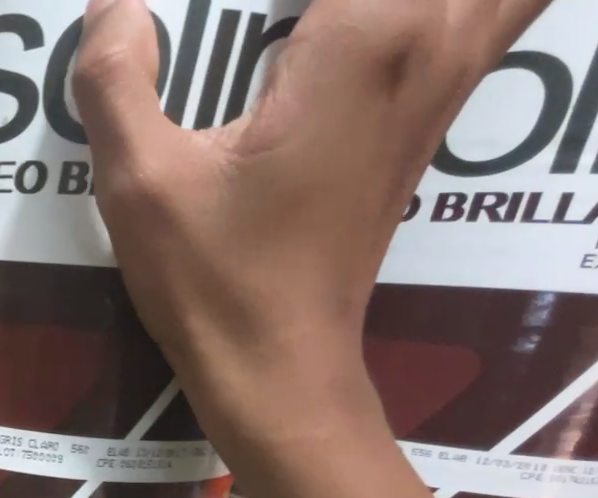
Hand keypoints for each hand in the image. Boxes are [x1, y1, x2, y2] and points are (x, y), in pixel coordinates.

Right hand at [72, 0, 549, 449]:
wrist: (275, 362)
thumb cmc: (211, 278)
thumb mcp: (141, 185)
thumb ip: (117, 83)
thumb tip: (112, 4)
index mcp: (368, 37)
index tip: (212, 22)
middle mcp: (434, 38)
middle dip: (312, 1)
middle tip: (266, 27)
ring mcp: (448, 77)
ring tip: (304, 26)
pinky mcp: (432, 115)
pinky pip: (486, 10)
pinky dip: (442, 6)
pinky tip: (372, 23)